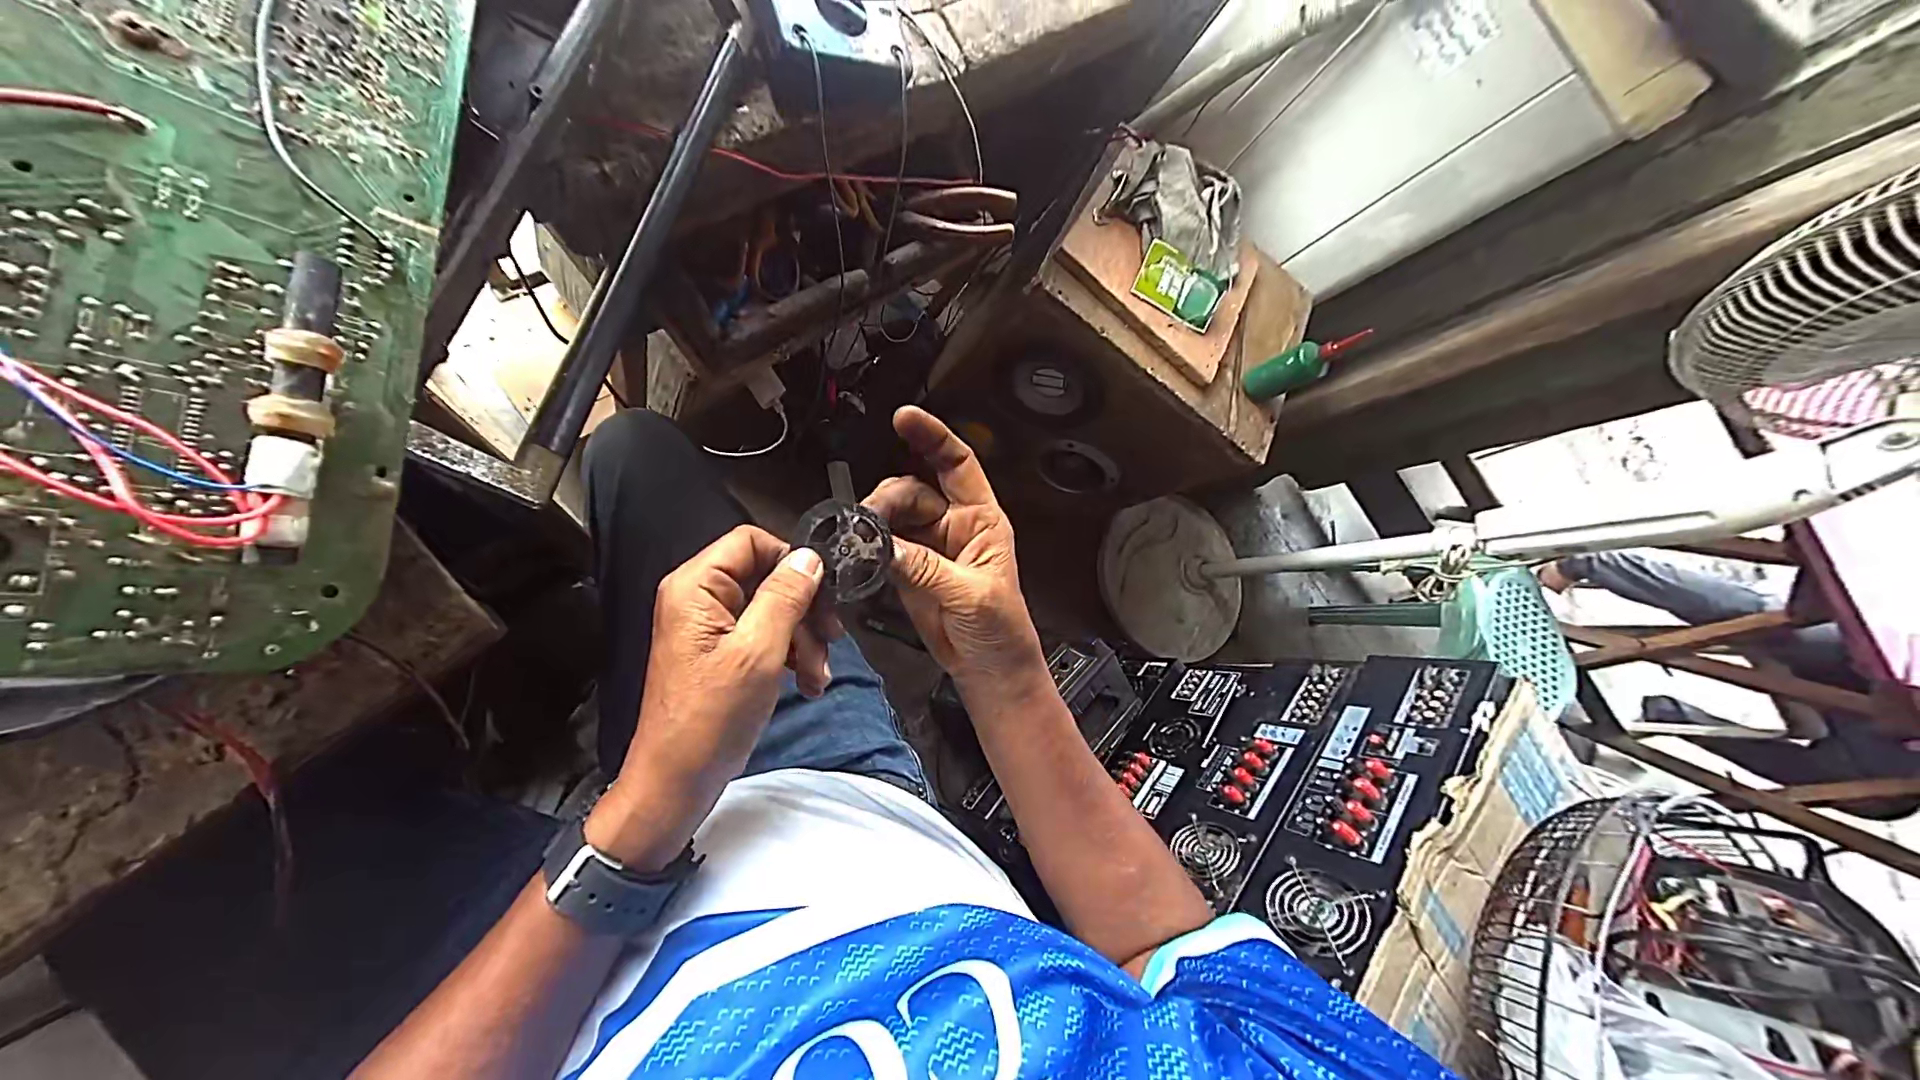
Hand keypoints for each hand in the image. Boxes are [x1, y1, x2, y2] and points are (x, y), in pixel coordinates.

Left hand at [588, 525, 825, 866]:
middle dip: (805, 611)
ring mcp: (712, 628)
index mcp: (696, 588)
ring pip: (775, 609)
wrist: (677, 782)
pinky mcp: (724, 654)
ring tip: (816, 675)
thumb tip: (810, 558)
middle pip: (768, 577)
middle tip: (828, 640)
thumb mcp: (758, 652)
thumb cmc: (708, 720)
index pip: (751, 542)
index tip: (820, 593)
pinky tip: (806, 683)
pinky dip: (792, 656)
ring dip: (804, 640)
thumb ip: (786, 597)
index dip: (791, 561)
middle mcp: (701, 600)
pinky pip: (768, 636)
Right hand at [863, 407, 1045, 693]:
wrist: (989, 669)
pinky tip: (861, 556)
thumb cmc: (1002, 630)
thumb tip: (888, 546)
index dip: (932, 437)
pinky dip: (868, 549)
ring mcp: (928, 548)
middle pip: (911, 490)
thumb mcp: (972, 595)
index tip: (904, 419)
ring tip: (863, 542)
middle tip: (869, 521)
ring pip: (891, 516)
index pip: (957, 464)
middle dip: (887, 498)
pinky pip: (881, 547)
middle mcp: (953, 527)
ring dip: (873, 524)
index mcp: (982, 521)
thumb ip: (927, 569)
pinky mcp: (908, 571)